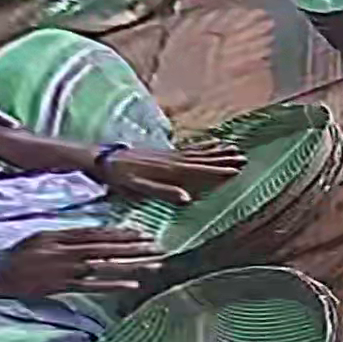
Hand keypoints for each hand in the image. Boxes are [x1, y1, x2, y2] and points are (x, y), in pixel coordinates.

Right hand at [0, 227, 162, 295]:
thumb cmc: (20, 256)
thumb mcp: (41, 240)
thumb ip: (70, 237)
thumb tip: (104, 235)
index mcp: (54, 237)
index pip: (94, 234)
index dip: (122, 234)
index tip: (146, 234)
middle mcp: (59, 251)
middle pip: (104, 248)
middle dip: (134, 248)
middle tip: (160, 248)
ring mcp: (61, 269)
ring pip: (103, 266)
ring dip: (131, 266)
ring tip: (156, 266)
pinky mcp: (60, 285)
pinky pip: (91, 285)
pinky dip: (113, 285)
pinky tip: (134, 285)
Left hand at [100, 139, 245, 203]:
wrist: (98, 158)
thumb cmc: (119, 177)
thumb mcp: (138, 188)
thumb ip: (163, 192)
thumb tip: (188, 198)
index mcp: (171, 170)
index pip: (200, 170)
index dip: (219, 170)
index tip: (237, 170)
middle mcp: (174, 160)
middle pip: (204, 159)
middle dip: (224, 158)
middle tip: (244, 158)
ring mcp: (170, 155)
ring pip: (200, 152)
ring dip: (218, 150)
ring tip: (234, 148)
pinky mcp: (166, 152)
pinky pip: (190, 148)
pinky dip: (204, 145)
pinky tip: (213, 143)